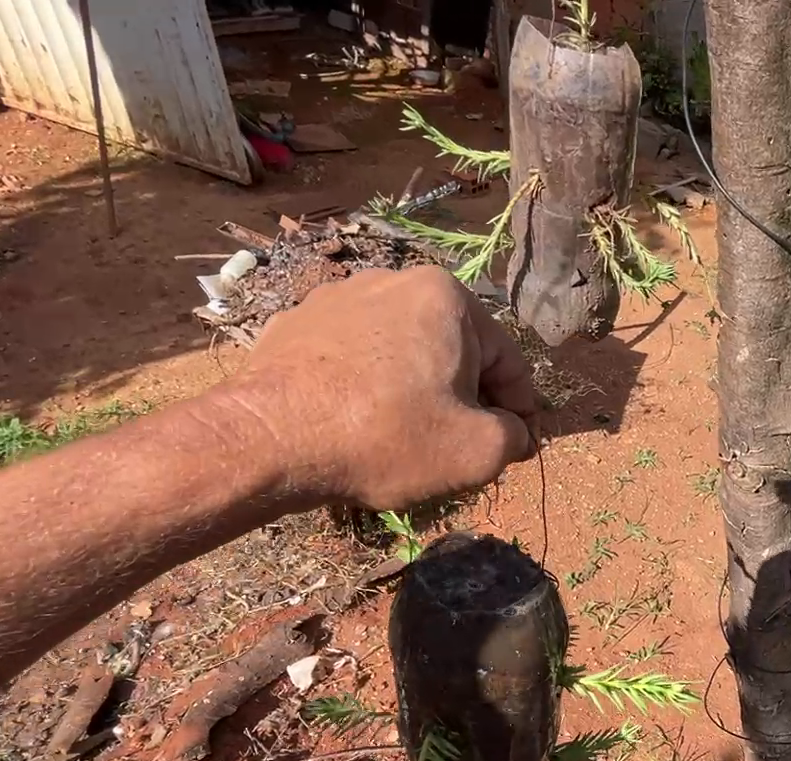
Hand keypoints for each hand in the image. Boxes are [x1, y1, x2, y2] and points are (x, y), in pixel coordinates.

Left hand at [215, 266, 537, 507]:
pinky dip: (376, 388)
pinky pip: (361, 358)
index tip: (518, 448)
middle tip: (466, 447)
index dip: (522, 412)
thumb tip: (515, 433)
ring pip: (409, 354)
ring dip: (424, 393)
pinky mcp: (298, 323)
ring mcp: (339, 297)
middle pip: (458, 354)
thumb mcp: (480, 450)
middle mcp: (394, 280)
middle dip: (469, 401)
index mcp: (447, 296)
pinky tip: (368, 425)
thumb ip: (516, 437)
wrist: (268, 440)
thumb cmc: (388, 436)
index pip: (509, 362)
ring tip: (414, 439)